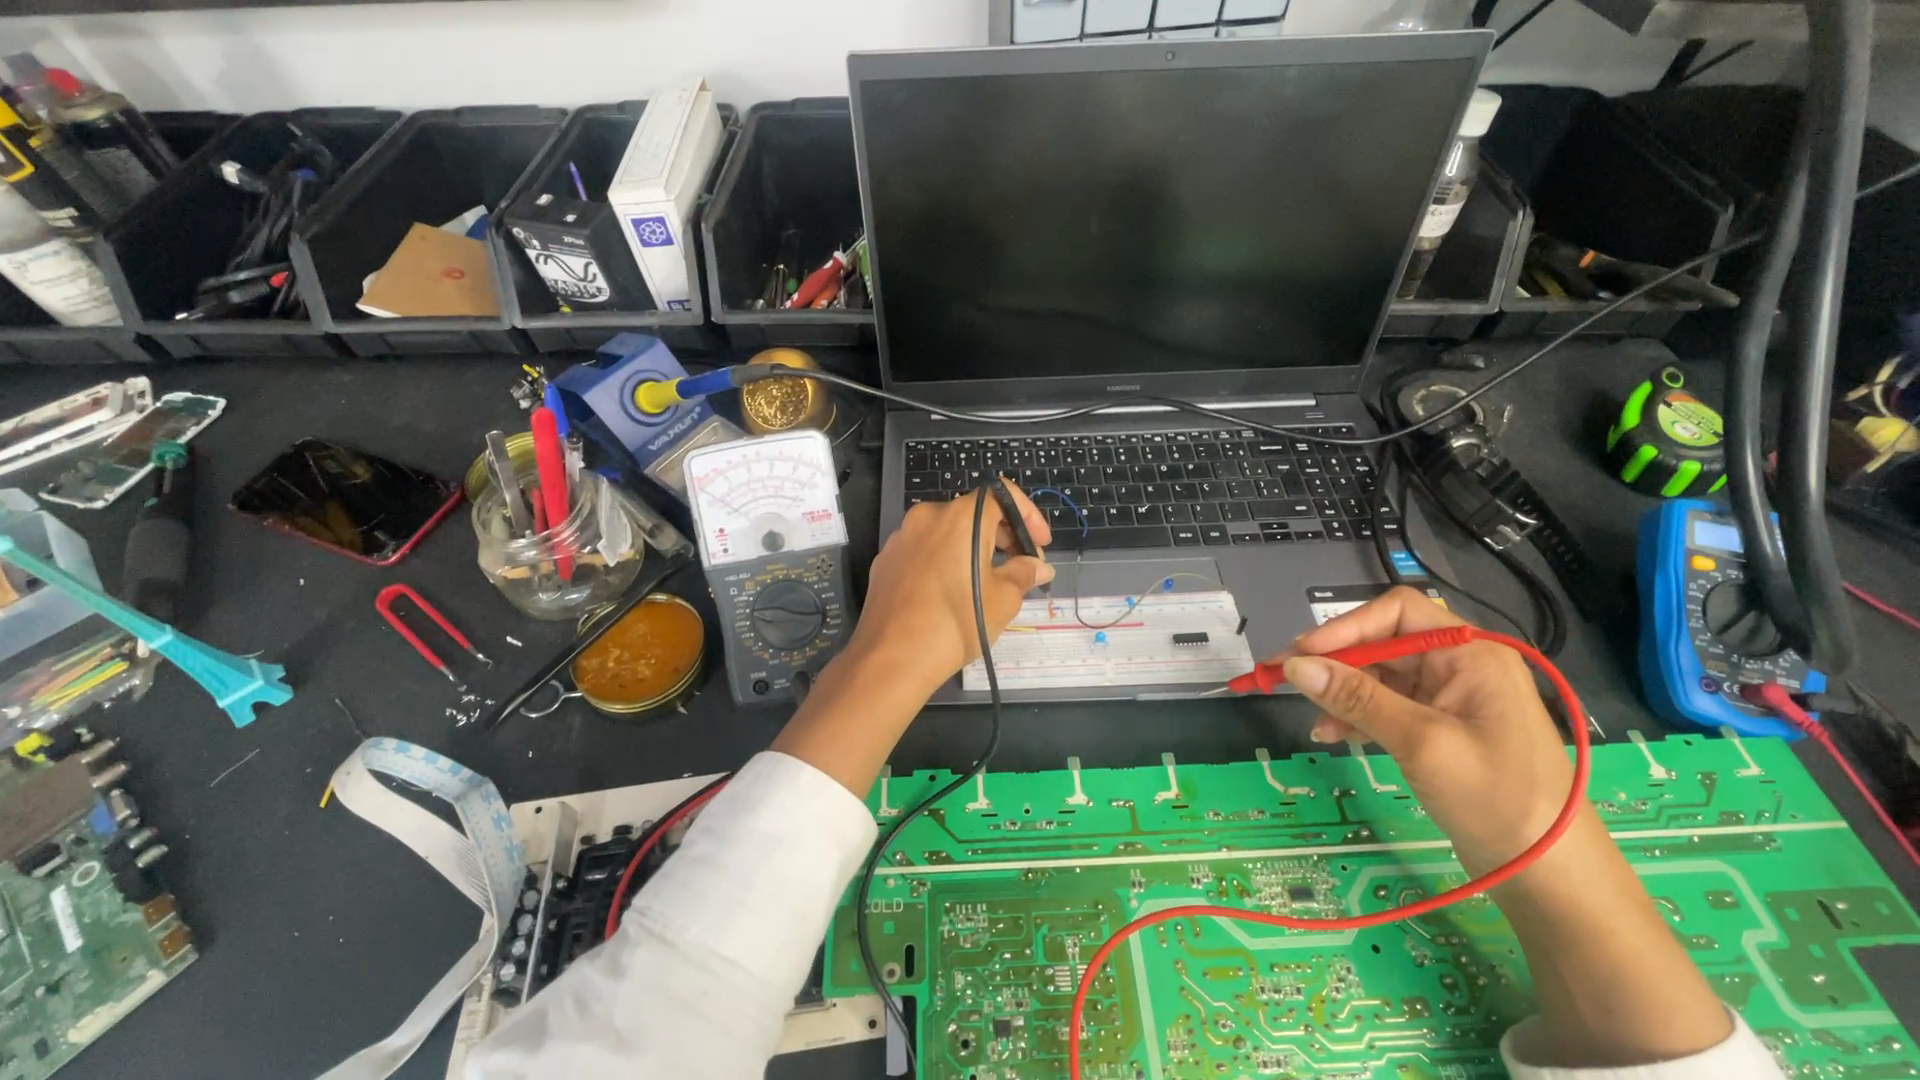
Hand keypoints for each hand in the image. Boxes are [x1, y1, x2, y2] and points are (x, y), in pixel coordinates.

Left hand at [846, 483, 1053, 692]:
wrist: (892, 658)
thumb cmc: (957, 622)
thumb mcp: (1003, 599)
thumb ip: (1024, 573)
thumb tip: (1038, 565)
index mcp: (960, 517)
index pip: (1002, 495)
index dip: (1028, 515)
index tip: (1038, 544)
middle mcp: (927, 517)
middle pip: (973, 512)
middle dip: (1002, 535)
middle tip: (1020, 566)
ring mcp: (901, 538)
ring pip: (946, 533)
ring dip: (972, 549)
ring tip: (988, 582)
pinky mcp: (886, 561)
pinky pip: (925, 551)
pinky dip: (945, 561)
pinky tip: (952, 593)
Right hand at [1272, 586, 1577, 874]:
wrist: (1550, 874)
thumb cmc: (1495, 798)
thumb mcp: (1420, 742)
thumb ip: (1357, 698)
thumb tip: (1294, 665)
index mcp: (1470, 653)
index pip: (1397, 612)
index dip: (1345, 628)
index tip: (1300, 656)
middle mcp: (1461, 666)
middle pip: (1384, 643)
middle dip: (1336, 663)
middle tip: (1286, 683)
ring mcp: (1452, 699)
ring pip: (1380, 677)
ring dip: (1342, 693)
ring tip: (1314, 722)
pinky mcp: (1441, 729)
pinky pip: (1388, 706)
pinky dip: (1358, 716)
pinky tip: (1333, 736)